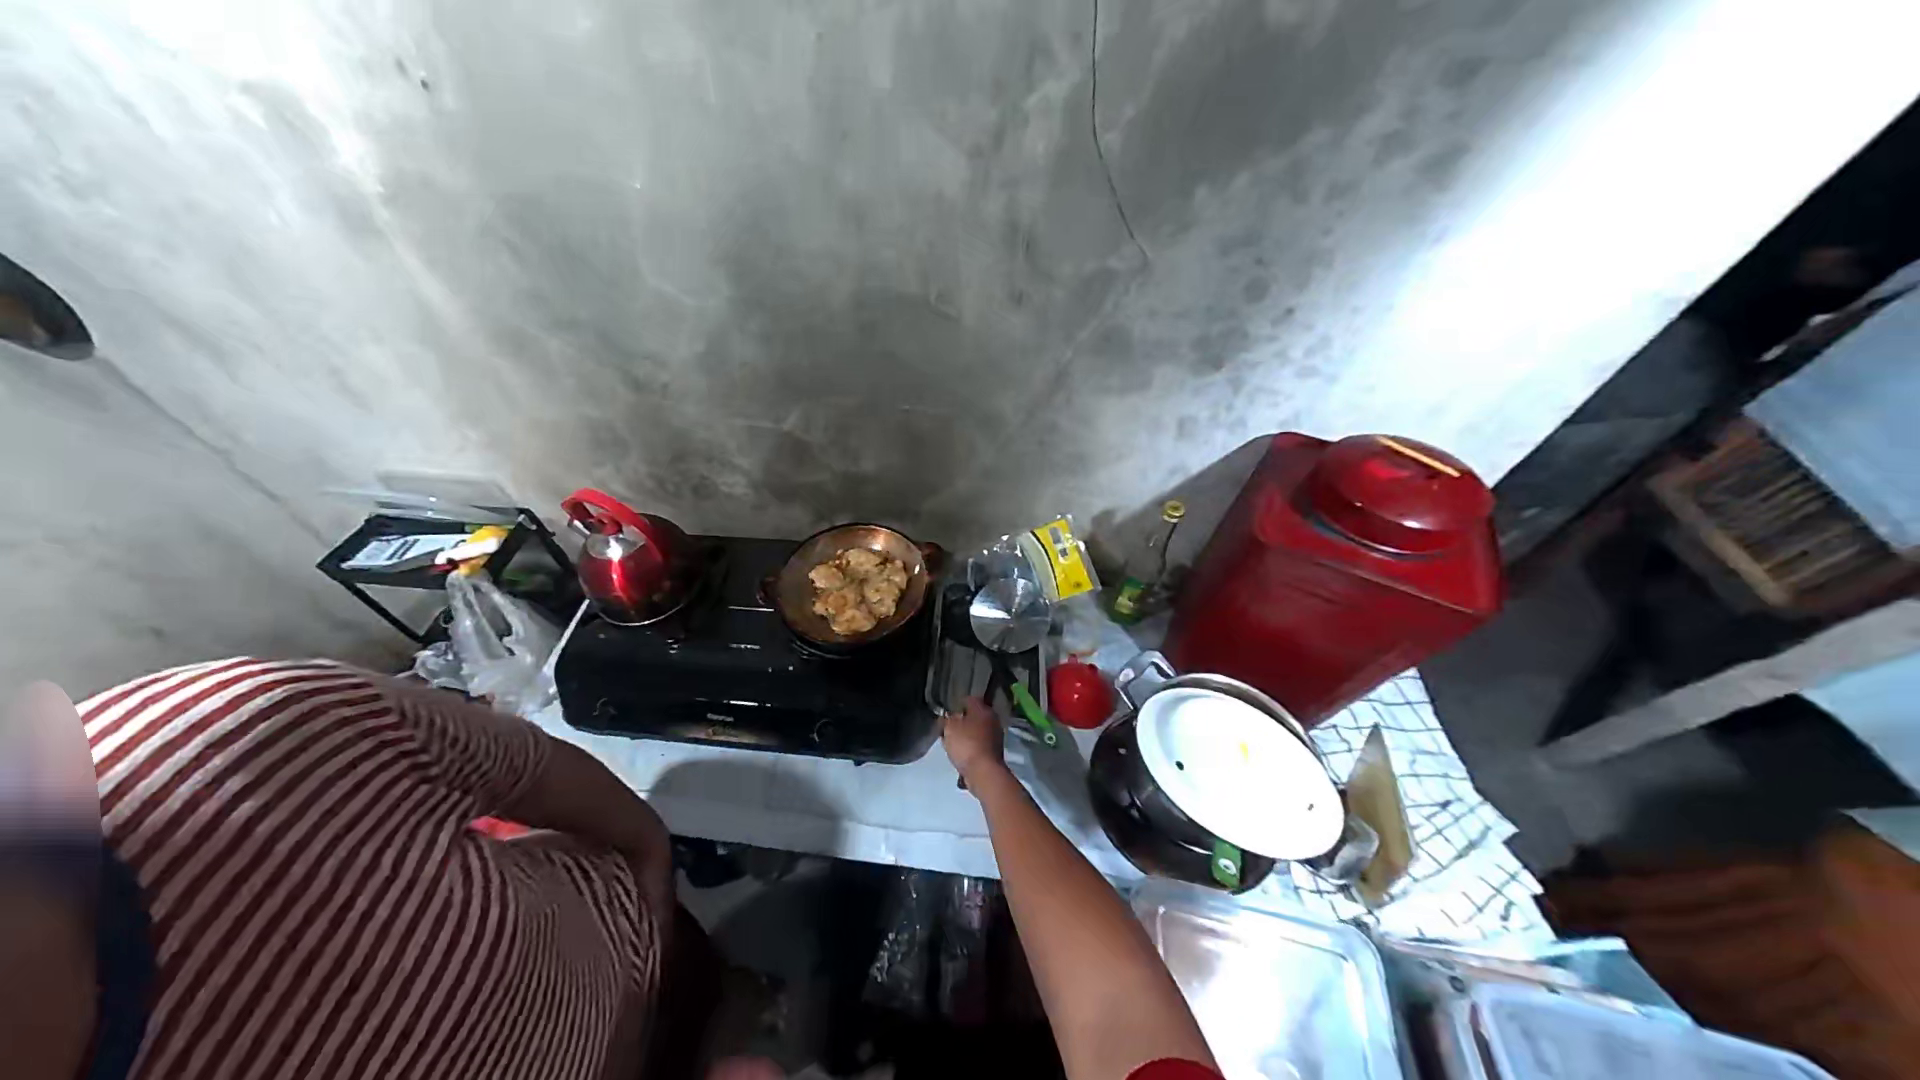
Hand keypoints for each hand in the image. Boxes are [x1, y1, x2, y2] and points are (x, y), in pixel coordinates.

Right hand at [942, 696, 1006, 788]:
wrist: (984, 772)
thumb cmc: (966, 744)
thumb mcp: (950, 728)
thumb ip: (947, 719)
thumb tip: (950, 716)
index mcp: (983, 709)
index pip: (970, 699)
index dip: (958, 703)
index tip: (948, 710)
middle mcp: (993, 719)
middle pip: (975, 715)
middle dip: (963, 720)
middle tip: (949, 726)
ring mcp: (996, 736)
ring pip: (977, 731)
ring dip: (967, 735)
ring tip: (953, 742)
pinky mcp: (995, 751)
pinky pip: (979, 744)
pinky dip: (972, 747)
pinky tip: (962, 753)